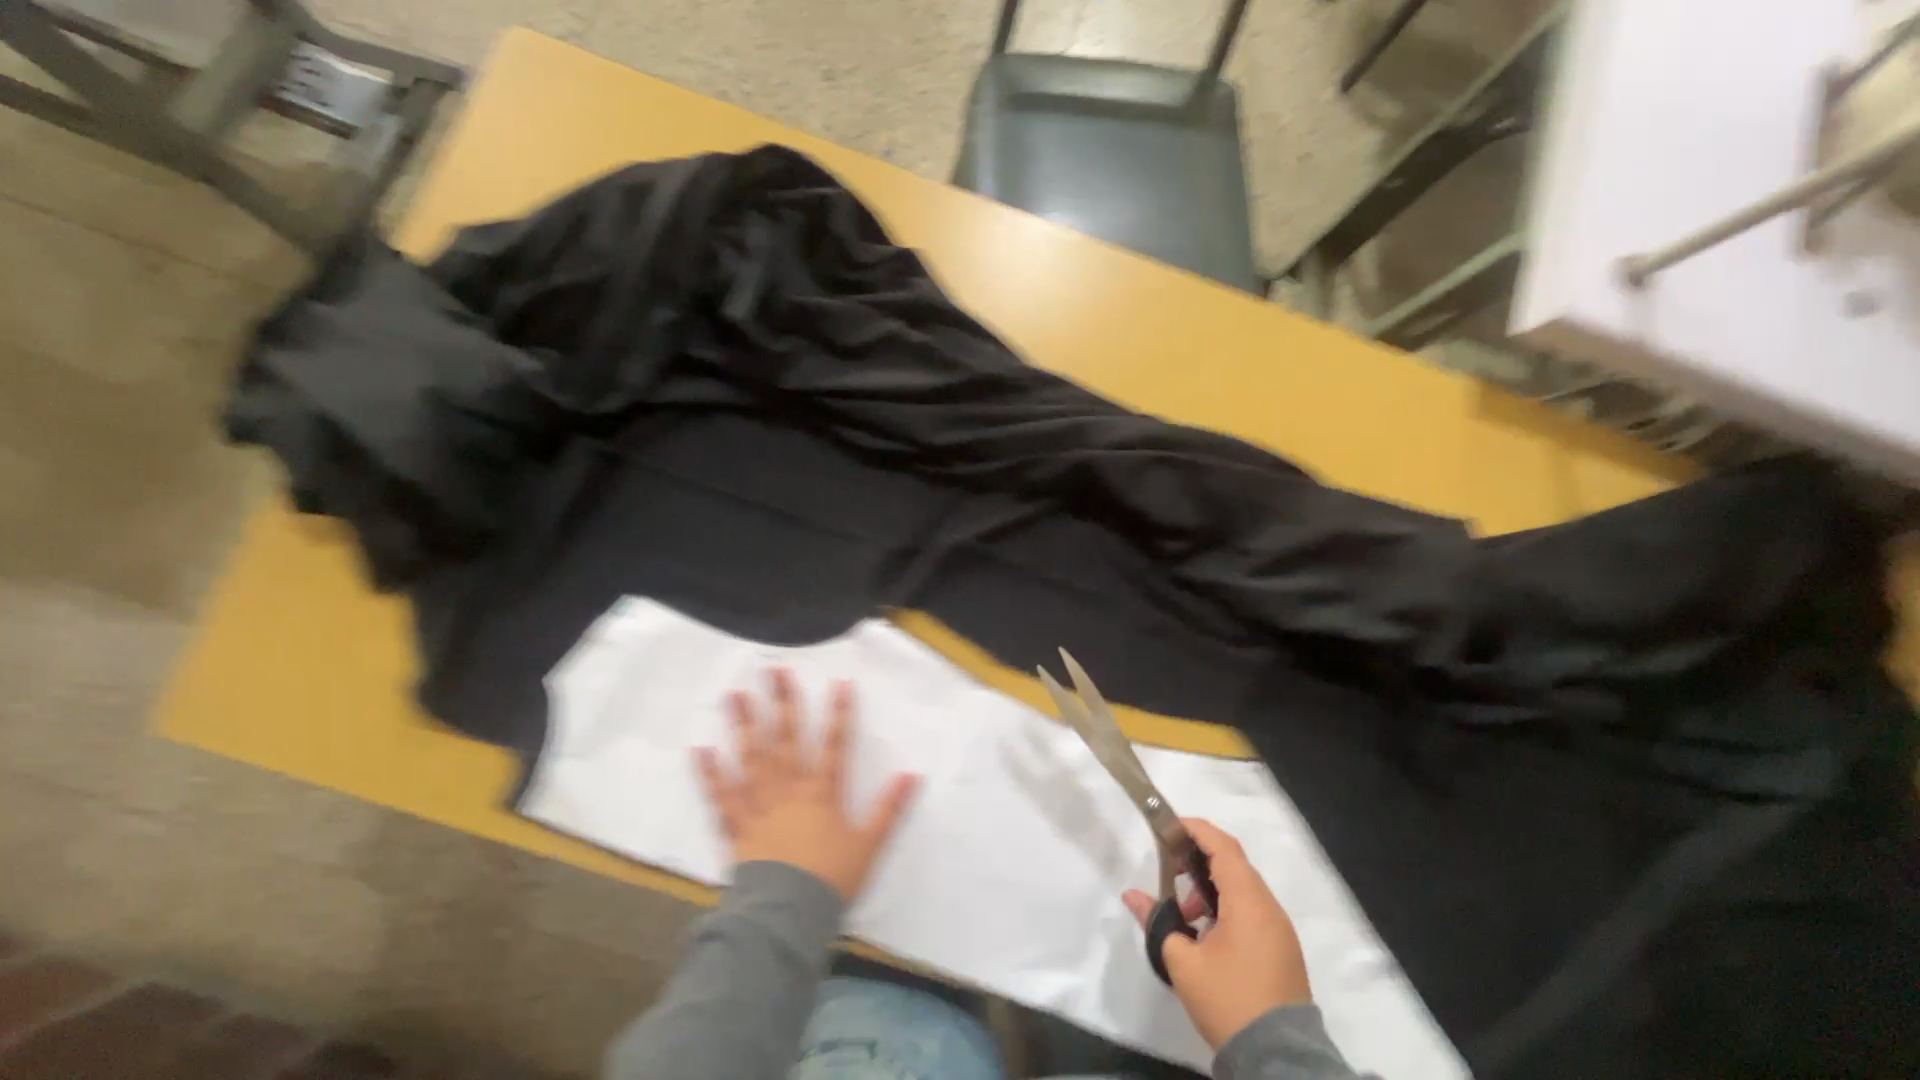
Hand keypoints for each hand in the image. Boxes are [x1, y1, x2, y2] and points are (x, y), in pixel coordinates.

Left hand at [695, 668, 920, 900]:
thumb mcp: (869, 845)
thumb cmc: (831, 879)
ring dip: (743, 725)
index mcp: (822, 794)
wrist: (788, 914)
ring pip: (751, 759)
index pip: (835, 746)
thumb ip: (889, 809)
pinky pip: (721, 797)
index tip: (840, 681)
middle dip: (782, 703)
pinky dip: (709, 774)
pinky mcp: (737, 828)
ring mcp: (759, 807)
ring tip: (733, 694)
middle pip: (786, 740)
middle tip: (771, 669)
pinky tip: (700, 749)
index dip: (839, 714)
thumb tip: (912, 775)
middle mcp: (789, 791)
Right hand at [1123, 818, 1311, 1049]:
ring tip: (1185, 914)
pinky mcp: (1281, 949)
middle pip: (1234, 865)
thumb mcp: (1183, 962)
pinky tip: (1206, 934)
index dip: (1197, 830)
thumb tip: (1133, 896)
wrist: (1278, 1056)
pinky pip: (1252, 911)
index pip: (1224, 848)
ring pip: (1243, 890)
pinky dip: (1226, 908)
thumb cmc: (1229, 1000)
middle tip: (1169, 869)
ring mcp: (1279, 929)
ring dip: (1211, 888)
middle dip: (1199, 860)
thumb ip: (1158, 922)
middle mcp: (1269, 908)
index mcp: (1248, 902)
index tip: (1169, 826)